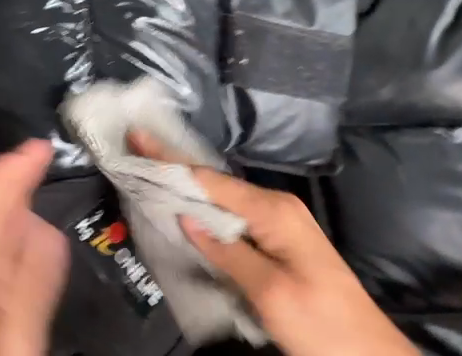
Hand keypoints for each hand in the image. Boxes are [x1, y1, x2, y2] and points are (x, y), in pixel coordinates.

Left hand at [0, 140, 69, 355]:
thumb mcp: (11, 339)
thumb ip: (25, 285)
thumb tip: (41, 225)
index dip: (0, 171)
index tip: (35, 147)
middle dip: (5, 177)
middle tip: (39, 152)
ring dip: (9, 201)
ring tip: (35, 178)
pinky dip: (14, 235)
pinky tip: (32, 233)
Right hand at [130, 133, 415, 355]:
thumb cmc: (323, 325)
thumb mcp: (272, 293)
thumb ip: (229, 252)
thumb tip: (188, 216)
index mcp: (274, 211)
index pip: (210, 179)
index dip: (170, 160)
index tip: (137, 137)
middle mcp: (277, 207)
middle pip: (215, 182)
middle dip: (176, 164)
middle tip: (138, 145)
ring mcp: (281, 224)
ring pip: (224, 198)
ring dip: (188, 186)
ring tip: (153, 170)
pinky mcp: (281, 243)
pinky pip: (235, 216)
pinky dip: (207, 207)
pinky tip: (187, 204)